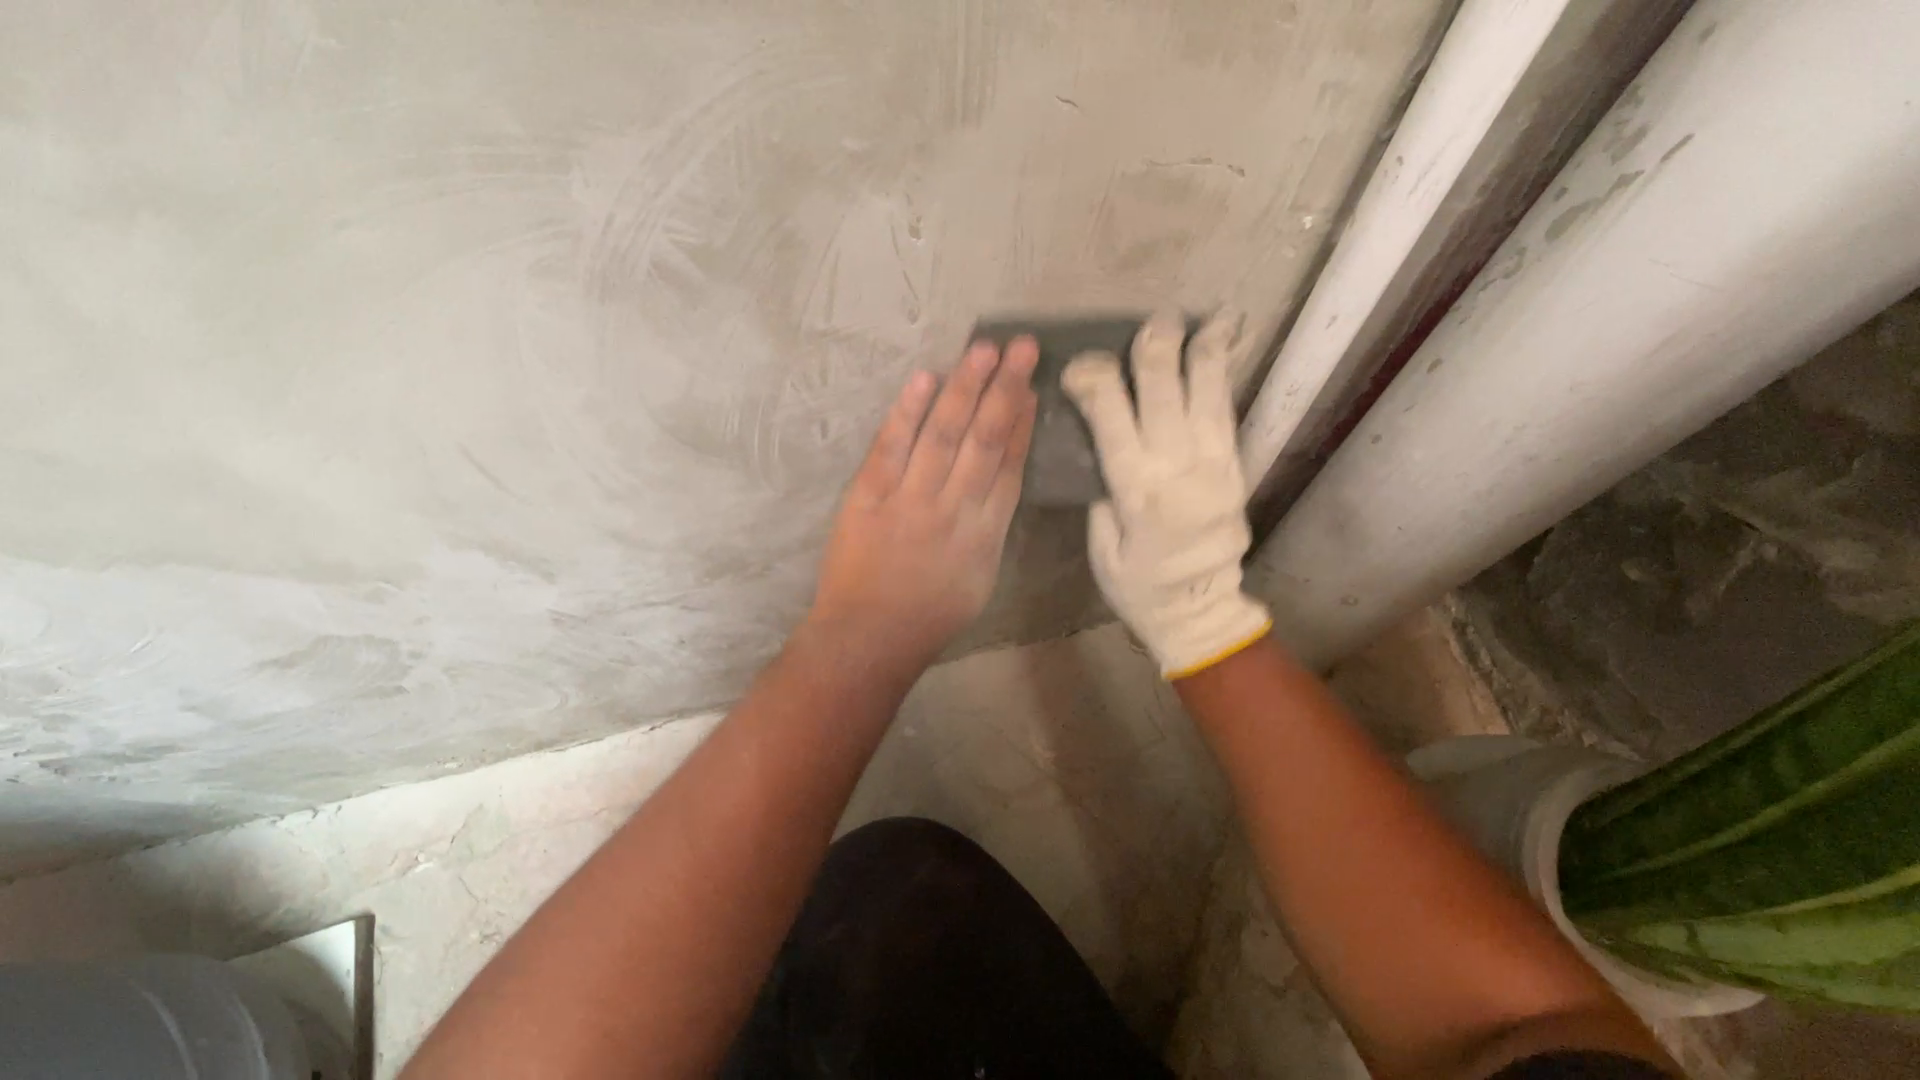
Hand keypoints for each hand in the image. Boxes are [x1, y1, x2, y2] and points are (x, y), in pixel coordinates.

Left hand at [806, 337, 1038, 673]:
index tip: (1032, 388)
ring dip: (965, 388)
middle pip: (985, 440)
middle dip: (1005, 390)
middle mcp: (954, 508)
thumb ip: (989, 531)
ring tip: (983, 349)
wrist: (869, 638)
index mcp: (985, 534)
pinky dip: (907, 412)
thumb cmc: (928, 618)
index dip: (1022, 424)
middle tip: (1022, 346)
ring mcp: (911, 499)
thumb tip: (998, 487)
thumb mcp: (978, 581)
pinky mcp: (869, 496)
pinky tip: (925, 378)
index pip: (1009, 467)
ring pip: (944, 434)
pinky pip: (891, 447)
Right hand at [1062, 309, 1270, 677]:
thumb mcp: (1102, 546)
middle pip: (1163, 394)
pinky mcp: (1235, 467)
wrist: (1199, 610)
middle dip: (1157, 351)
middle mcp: (1176, 469)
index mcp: (1136, 491)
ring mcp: (1213, 465)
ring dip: (1207, 351)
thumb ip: (1103, 492)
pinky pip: (1228, 413)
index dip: (1097, 381)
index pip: (1112, 418)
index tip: (1085, 360)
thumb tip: (1104, 443)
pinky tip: (1227, 349)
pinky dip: (1225, 378)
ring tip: (1214, 315)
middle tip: (1155, 320)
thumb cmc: (1138, 585)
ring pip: (1207, 395)